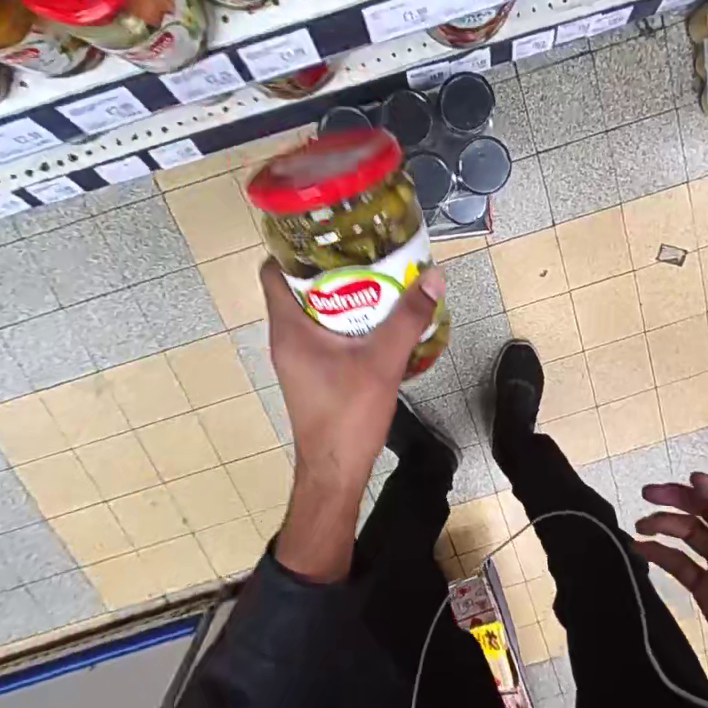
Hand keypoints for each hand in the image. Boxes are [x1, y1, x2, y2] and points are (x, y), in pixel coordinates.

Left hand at [262, 260, 443, 582]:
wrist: (335, 471)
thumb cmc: (348, 415)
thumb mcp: (382, 361)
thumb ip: (408, 318)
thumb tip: (433, 276)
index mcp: (289, 328)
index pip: (274, 271)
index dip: (297, 249)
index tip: (332, 236)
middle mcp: (285, 339)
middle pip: (298, 288)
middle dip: (333, 269)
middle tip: (368, 255)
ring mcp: (297, 358)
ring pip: (314, 312)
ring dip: (344, 296)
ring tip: (380, 282)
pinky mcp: (311, 373)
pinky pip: (324, 334)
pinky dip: (347, 322)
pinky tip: (379, 322)